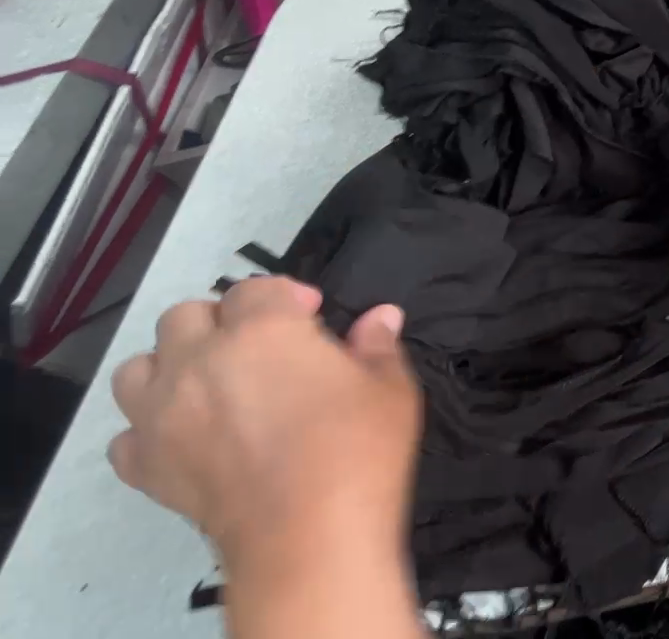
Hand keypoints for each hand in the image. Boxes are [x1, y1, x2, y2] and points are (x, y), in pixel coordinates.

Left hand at [108, 277, 420, 577]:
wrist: (309, 530)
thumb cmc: (360, 445)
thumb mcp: (391, 385)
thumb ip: (377, 345)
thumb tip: (380, 317)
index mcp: (264, 331)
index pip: (255, 289)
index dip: (286, 296)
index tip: (314, 316)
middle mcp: (199, 362)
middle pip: (184, 317)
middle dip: (222, 321)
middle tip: (264, 346)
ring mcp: (159, 416)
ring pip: (138, 368)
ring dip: (173, 366)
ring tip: (217, 384)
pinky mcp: (144, 465)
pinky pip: (128, 432)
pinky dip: (153, 426)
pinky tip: (195, 435)